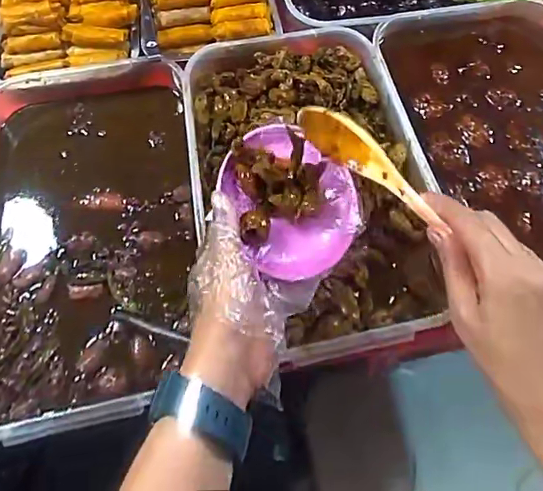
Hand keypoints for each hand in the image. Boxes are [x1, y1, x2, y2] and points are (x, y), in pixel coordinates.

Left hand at [183, 187, 315, 402]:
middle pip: (258, 243)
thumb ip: (226, 228)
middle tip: (299, 199)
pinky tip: (324, 253)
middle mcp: (238, 271)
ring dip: (292, 248)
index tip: (267, 185)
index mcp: (218, 258)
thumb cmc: (226, 302)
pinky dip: (306, 272)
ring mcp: (258, 290)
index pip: (231, 227)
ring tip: (314, 219)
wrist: (237, 357)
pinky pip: (293, 284)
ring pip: (278, 262)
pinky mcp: (276, 306)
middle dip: (275, 226)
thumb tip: (219, 193)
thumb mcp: (225, 259)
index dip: (246, 208)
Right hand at [425, 193, 542, 436]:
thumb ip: (453, 268)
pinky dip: (515, 266)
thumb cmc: (500, 368)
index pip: (470, 223)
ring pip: (515, 243)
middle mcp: (534, 266)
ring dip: (491, 244)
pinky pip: (535, 265)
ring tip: (477, 272)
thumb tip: (438, 229)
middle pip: (493, 224)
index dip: (445, 207)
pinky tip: (510, 297)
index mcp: (504, 274)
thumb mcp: (465, 319)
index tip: (424, 199)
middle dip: (466, 221)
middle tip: (443, 232)